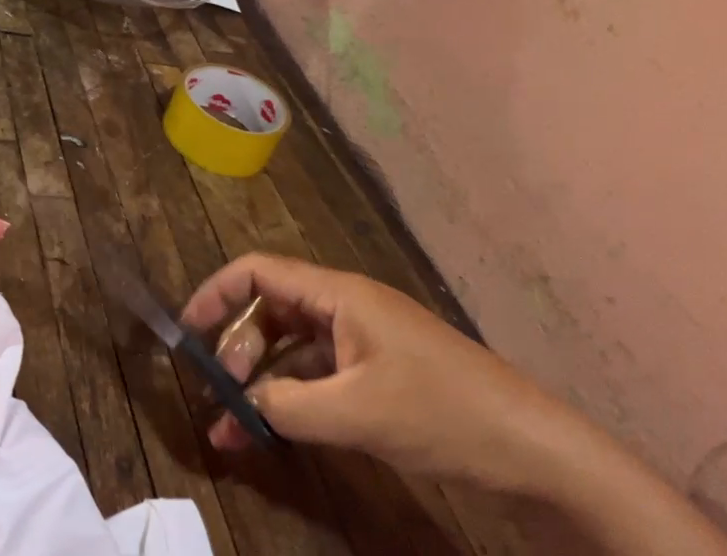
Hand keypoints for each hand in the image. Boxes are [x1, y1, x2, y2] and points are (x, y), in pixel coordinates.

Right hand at [182, 253, 583, 494]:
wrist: (539, 452)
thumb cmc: (443, 414)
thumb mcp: (355, 414)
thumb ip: (285, 405)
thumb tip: (239, 405)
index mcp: (340, 296)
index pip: (258, 273)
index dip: (216, 294)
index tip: (187, 332)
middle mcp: (347, 307)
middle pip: (271, 311)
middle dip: (238, 349)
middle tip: (223, 393)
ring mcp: (365, 341)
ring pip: (292, 346)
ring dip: (261, 380)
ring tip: (237, 425)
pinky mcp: (380, 373)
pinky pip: (318, 373)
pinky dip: (292, 396)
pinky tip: (277, 430)